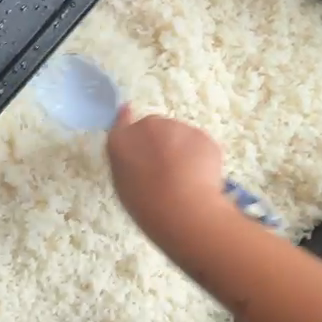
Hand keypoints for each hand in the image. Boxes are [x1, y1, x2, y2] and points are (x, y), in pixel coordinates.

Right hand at [106, 107, 233, 243]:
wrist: (181, 207)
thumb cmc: (145, 203)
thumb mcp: (123, 182)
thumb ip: (128, 160)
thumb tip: (138, 154)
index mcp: (120, 140)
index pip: (122, 120)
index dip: (128, 118)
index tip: (131, 113)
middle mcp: (146, 126)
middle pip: (153, 126)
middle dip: (159, 140)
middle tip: (164, 167)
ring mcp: (176, 127)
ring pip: (179, 134)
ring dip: (180, 148)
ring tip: (184, 176)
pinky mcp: (201, 135)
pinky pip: (198, 143)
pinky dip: (199, 155)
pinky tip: (199, 177)